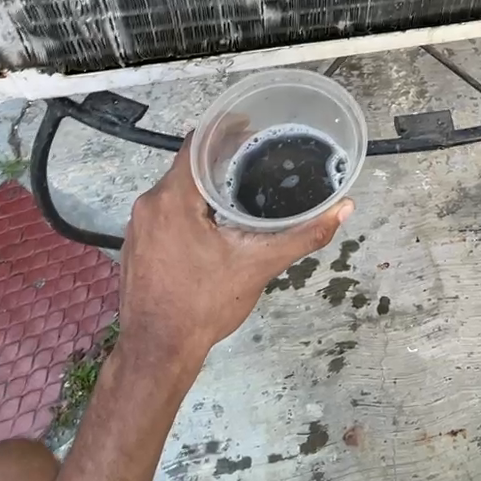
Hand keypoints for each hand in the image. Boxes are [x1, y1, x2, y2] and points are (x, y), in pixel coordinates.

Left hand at [115, 139, 351, 360]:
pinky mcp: (136, 247)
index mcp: (172, 200)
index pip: (196, 145)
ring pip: (175, 190)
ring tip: (239, 184)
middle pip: (186, 166)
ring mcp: (137, 228)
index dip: (224, 130)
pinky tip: (213, 220)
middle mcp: (149, 206)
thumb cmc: (204, 306)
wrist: (157, 353)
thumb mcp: (259, 266)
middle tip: (255, 156)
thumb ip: (303, 235)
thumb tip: (343, 210)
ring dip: (204, 184)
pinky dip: (188, 206)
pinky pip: (164, 211)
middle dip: (220, 158)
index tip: (251, 127)